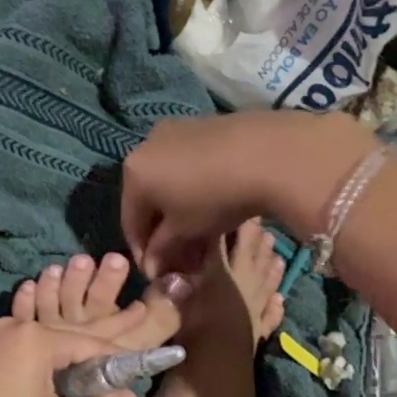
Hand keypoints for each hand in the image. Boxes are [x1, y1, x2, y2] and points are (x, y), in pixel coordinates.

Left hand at [0, 318, 139, 396]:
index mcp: (37, 337)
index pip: (90, 343)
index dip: (116, 360)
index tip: (133, 375)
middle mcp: (13, 327)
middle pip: (63, 343)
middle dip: (85, 369)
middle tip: (107, 390)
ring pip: (38, 352)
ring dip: (57, 375)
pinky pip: (16, 358)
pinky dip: (33, 375)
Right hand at [120, 111, 375, 276]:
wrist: (266, 152)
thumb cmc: (214, 197)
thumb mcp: (184, 230)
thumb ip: (161, 249)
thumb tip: (150, 267)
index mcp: (133, 173)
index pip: (130, 222)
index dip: (142, 251)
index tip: (155, 272)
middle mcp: (146, 146)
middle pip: (147, 199)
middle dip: (160, 230)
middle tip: (176, 255)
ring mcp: (174, 131)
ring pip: (167, 181)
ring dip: (175, 210)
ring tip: (194, 233)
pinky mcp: (200, 124)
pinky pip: (185, 165)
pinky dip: (189, 188)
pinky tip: (207, 205)